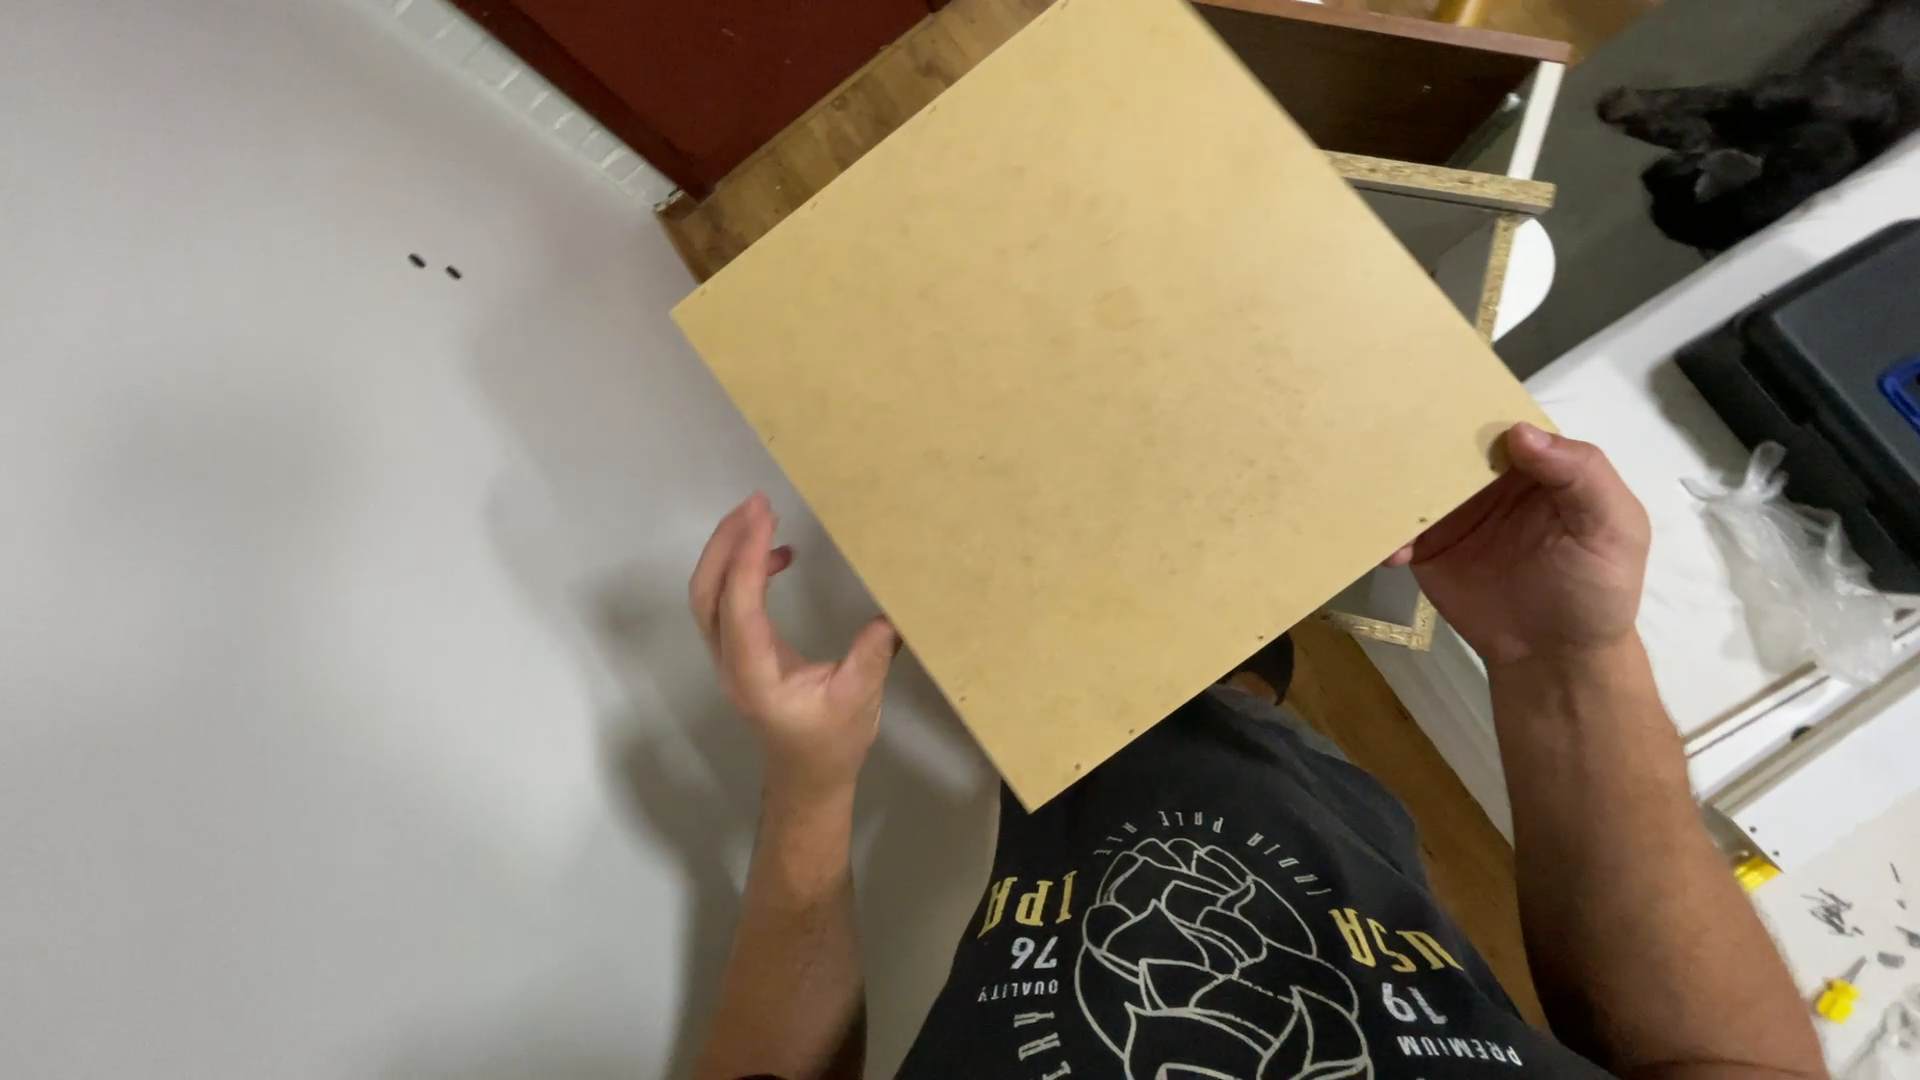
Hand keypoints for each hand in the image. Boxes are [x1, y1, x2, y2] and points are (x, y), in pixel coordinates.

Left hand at [689, 493, 900, 803]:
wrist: (806, 778)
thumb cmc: (830, 745)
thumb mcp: (858, 700)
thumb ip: (870, 655)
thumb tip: (892, 609)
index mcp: (755, 676)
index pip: (739, 608)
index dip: (747, 559)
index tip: (764, 515)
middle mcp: (731, 663)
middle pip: (706, 594)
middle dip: (725, 543)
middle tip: (756, 502)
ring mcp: (729, 658)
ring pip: (710, 596)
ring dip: (729, 552)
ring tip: (762, 515)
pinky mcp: (740, 652)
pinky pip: (727, 603)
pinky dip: (745, 571)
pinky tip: (782, 556)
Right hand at [1386, 424, 1650, 668]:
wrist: (1551, 656)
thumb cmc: (1594, 589)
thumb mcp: (1611, 527)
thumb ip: (1579, 475)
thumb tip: (1516, 432)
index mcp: (1536, 471)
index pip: (1502, 430)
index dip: (1474, 414)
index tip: (1437, 402)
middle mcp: (1487, 486)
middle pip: (1448, 453)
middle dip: (1419, 446)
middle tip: (1387, 438)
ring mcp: (1452, 516)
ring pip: (1415, 489)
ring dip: (1393, 488)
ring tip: (1373, 491)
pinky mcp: (1425, 549)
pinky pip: (1398, 533)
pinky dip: (1386, 536)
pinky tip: (1391, 551)